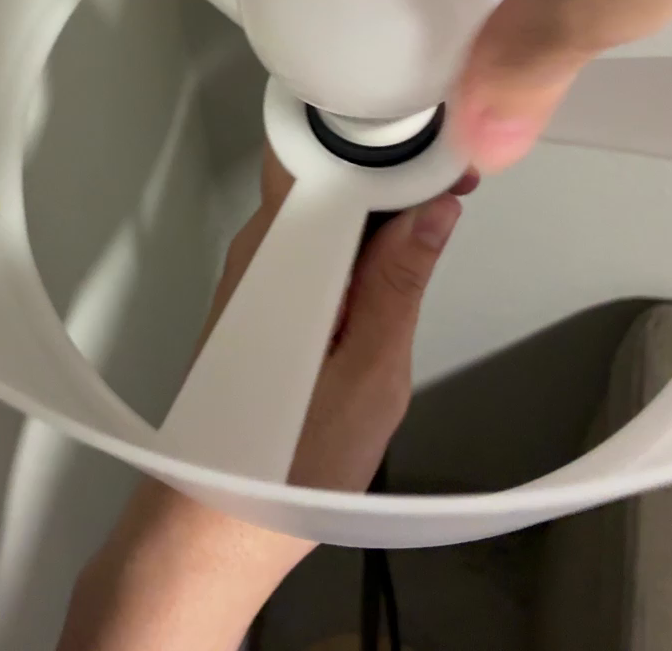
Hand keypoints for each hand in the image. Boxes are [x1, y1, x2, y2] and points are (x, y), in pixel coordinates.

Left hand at [56, 152, 473, 650]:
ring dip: (377, 210)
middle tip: (452, 192)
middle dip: (391, 175)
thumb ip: (399, 284)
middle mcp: (258, 251)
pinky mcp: (259, 295)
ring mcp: (254, 271)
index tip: (447, 164)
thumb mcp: (371, 372)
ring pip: (321, 210)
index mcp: (282, 257)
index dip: (394, 154)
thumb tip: (434, 211)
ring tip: (431, 225)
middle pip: (326, 178)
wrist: (219, 517)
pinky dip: (354, 242)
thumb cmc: (291, 462)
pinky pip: (312, 244)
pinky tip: (387, 262)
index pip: (334, 165)